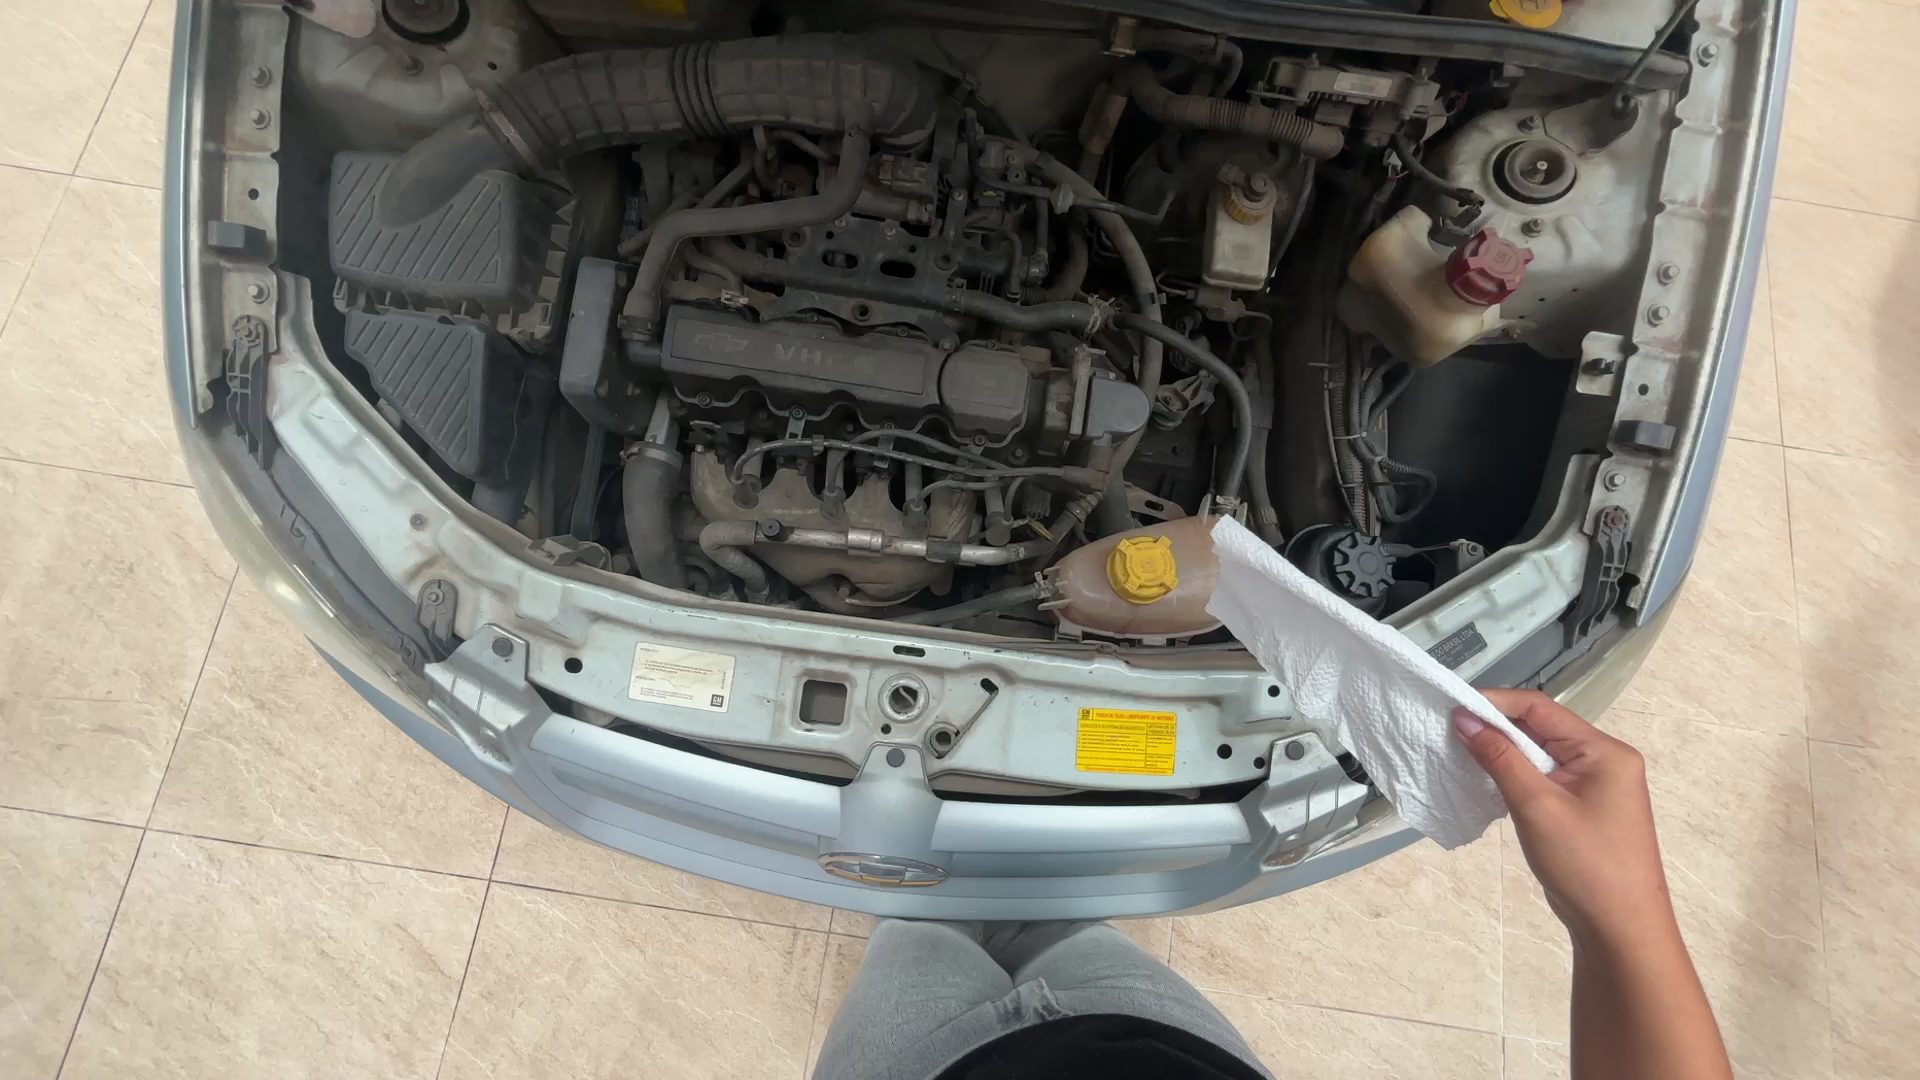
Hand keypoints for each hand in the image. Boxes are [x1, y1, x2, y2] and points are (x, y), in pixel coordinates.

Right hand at [1452, 689, 1671, 948]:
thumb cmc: (1585, 864)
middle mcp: (1603, 759)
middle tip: (1448, 730)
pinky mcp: (1579, 802)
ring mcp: (1592, 782)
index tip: (1450, 709)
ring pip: (1535, 749)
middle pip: (1537, 725)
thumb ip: (1499, 756)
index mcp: (1604, 752)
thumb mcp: (1536, 805)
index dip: (1492, 703)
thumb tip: (1462, 717)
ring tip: (1459, 752)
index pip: (1539, 708)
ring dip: (1498, 748)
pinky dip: (1509, 769)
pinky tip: (1485, 778)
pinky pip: (1538, 771)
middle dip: (1492, 725)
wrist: (1620, 929)